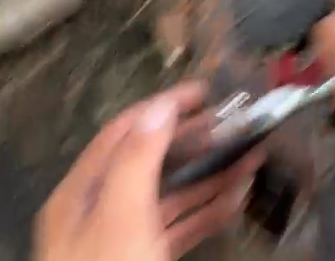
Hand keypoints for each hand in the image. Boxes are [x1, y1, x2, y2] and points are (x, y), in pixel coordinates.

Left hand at [34, 83, 262, 260]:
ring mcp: (121, 242)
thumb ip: (139, 158)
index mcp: (81, 194)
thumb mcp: (122, 217)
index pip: (124, 132)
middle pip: (151, 160)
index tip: (210, 91)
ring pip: (171, 194)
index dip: (165, 106)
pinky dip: (207, 212)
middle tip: (239, 124)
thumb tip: (162, 105)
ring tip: (253, 158)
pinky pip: (178, 228)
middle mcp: (98, 211)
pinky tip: (238, 201)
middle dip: (197, 141)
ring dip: (211, 175)